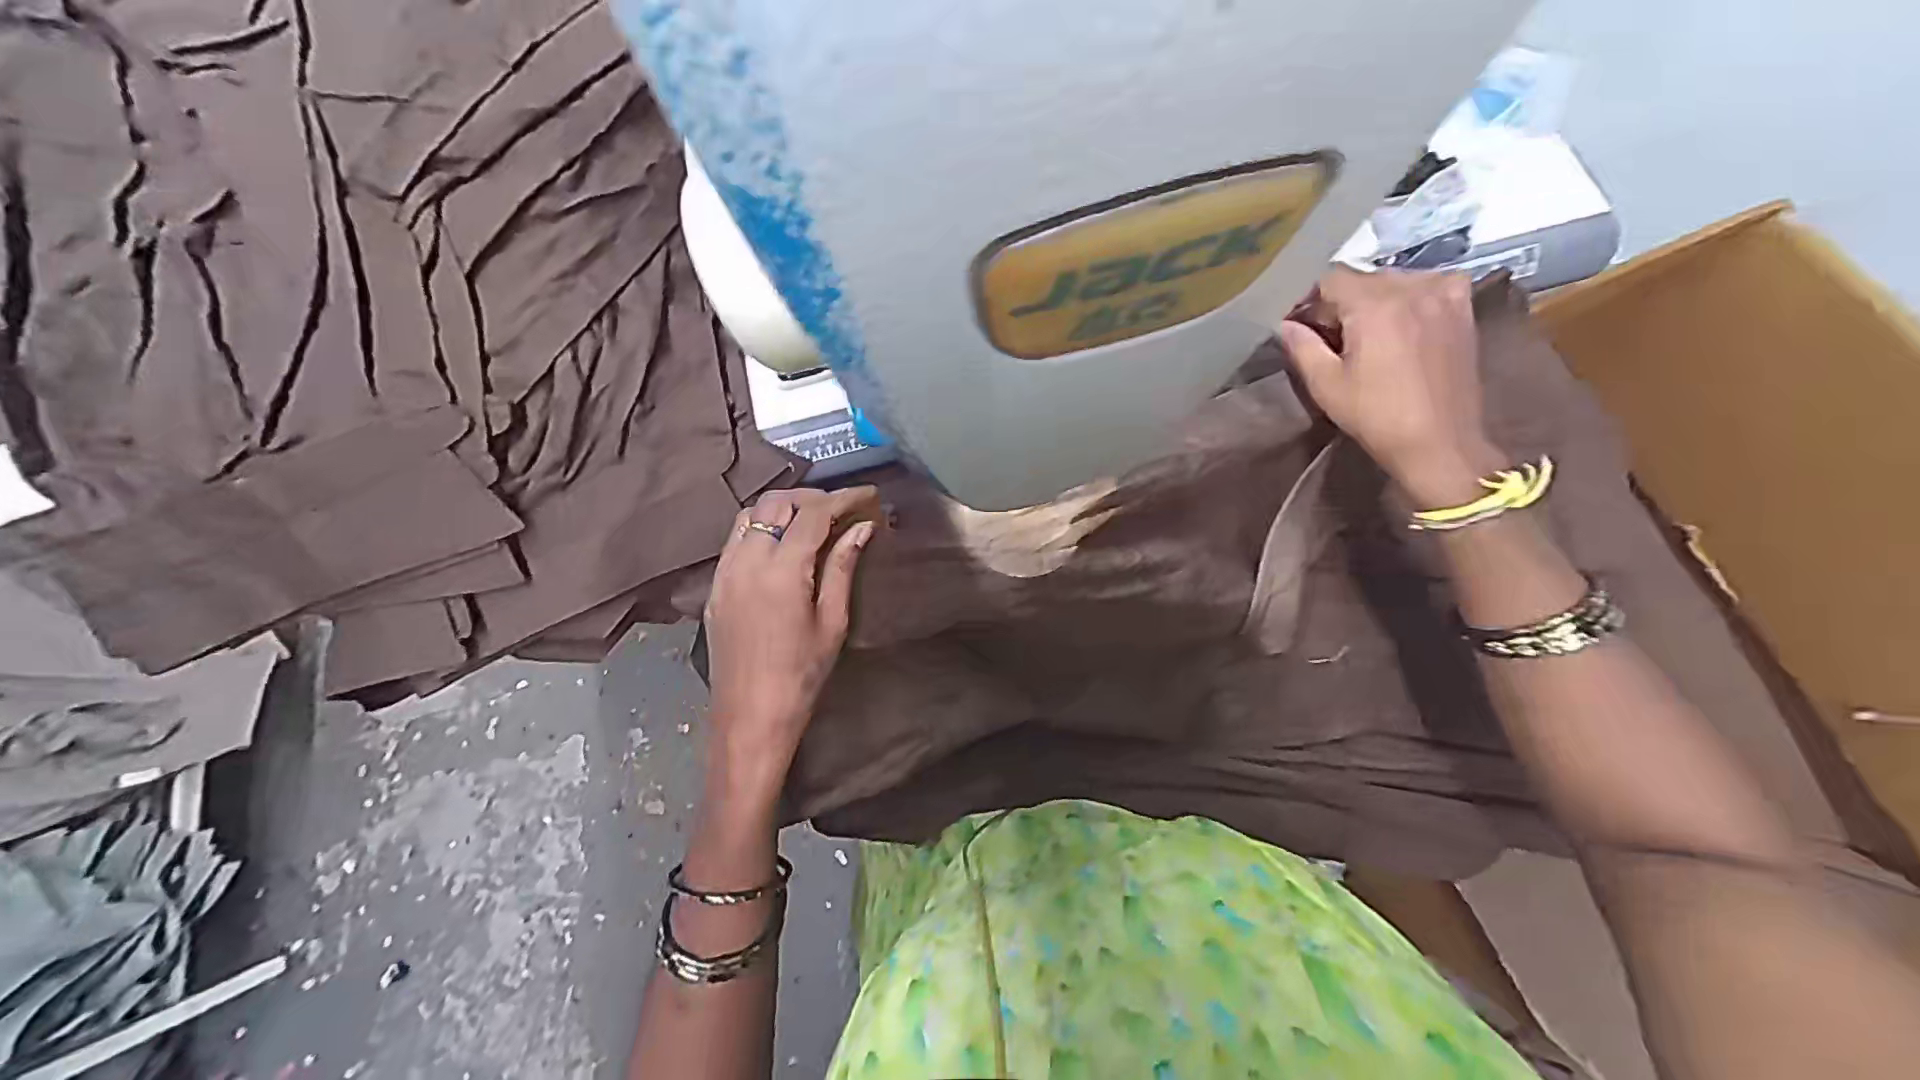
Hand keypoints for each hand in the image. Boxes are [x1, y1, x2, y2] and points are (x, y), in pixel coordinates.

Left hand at [703, 486, 880, 799]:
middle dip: (811, 497)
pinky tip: (782, 545)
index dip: (843, 498)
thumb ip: (842, 567)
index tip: (868, 494)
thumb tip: (862, 528)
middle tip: (841, 508)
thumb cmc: (802, 675)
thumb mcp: (832, 621)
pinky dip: (761, 528)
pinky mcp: (715, 587)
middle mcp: (746, 561)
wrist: (750, 715)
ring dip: (782, 509)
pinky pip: (736, 539)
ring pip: (750, 516)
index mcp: (781, 570)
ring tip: (812, 522)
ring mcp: (724, 573)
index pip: (813, 514)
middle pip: (775, 504)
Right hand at [1278, 267, 1504, 506]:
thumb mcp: (1326, 385)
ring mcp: (1444, 294)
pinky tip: (1402, 325)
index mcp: (1375, 304)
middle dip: (1341, 302)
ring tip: (1366, 335)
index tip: (1302, 328)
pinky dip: (1409, 299)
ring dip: (1374, 301)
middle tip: (1331, 337)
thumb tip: (1286, 325)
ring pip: (1394, 281)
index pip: (1330, 279)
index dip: (1310, 301)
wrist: (1440, 441)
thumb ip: (1302, 347)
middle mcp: (1413, 287)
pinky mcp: (1462, 308)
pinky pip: (1428, 287)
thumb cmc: (1376, 416)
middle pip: (1363, 279)